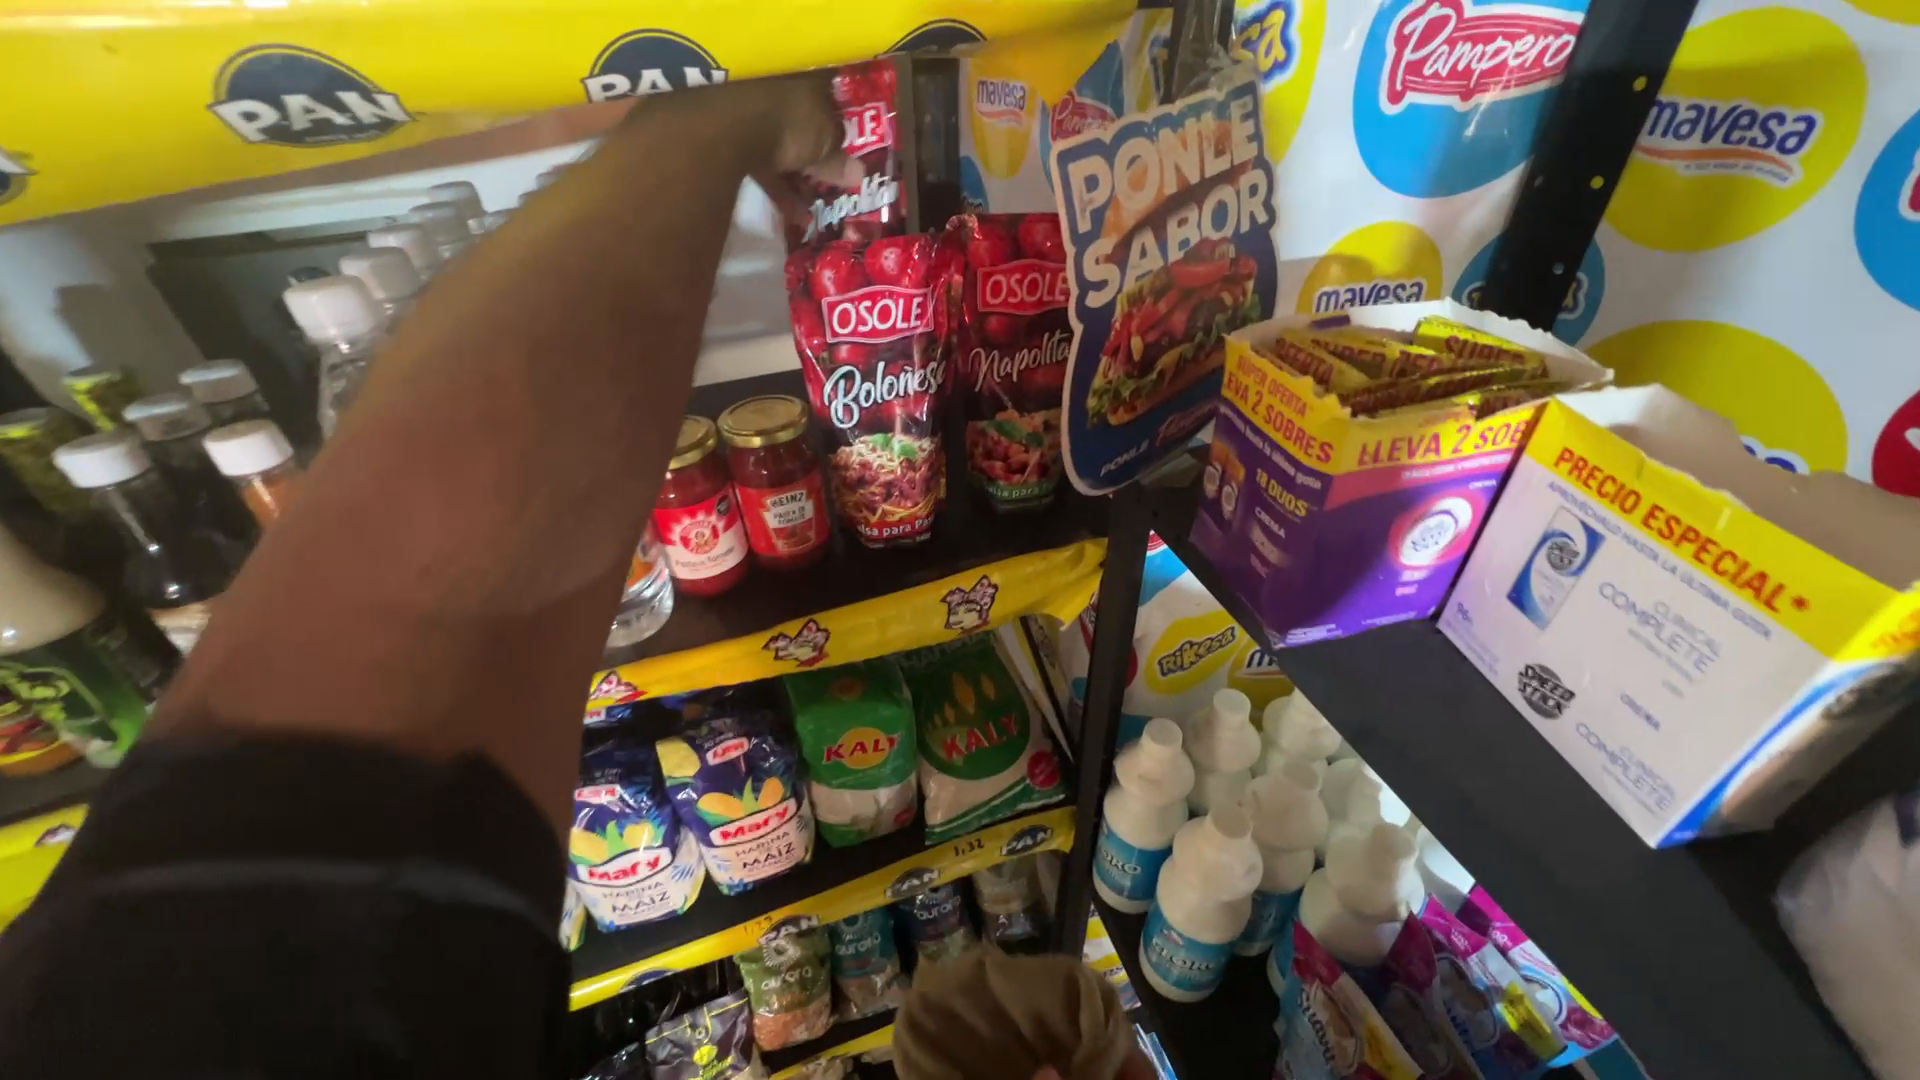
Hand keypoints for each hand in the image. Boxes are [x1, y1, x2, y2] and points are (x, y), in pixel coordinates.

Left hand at [616, 71, 855, 186]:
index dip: (843, 126)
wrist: (731, 126)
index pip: (832, 99)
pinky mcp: (734, 138)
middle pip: (806, 127)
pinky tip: (793, 216)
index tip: (851, 150)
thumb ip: (839, 159)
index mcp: (807, 80)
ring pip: (784, 149)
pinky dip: (779, 189)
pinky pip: (764, 166)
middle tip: (832, 185)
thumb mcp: (825, 143)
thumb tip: (858, 174)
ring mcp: (754, 112)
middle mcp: (781, 90)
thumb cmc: (790, 122)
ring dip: (799, 181)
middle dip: (819, 159)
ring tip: (813, 210)